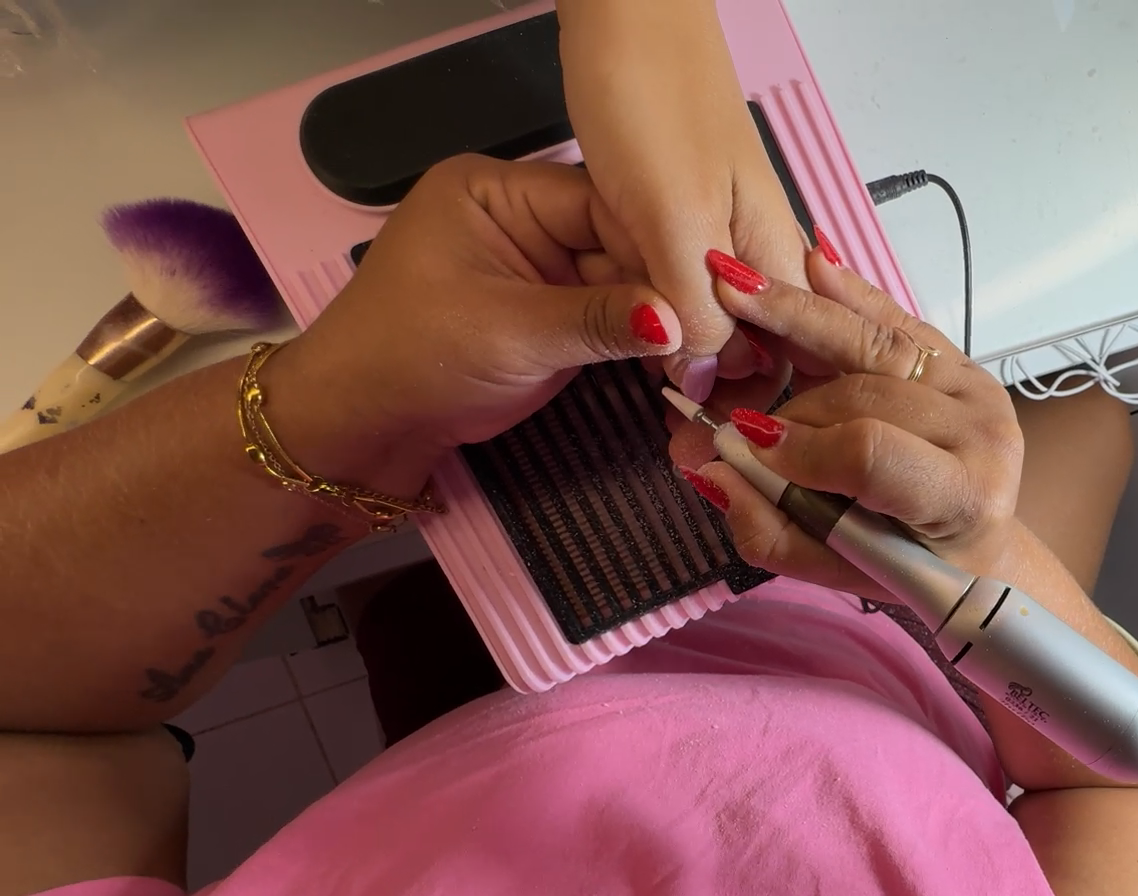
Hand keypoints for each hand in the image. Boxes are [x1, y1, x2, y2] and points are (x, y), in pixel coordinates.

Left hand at [268, 155, 679, 493]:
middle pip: (625, 244)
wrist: (374, 422)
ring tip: (716, 353)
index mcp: (501, 192)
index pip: (603, 204)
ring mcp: (552, 270)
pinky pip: (624, 317)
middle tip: (726, 332)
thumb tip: (684, 323)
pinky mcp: (566, 313)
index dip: (658, 245)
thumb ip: (599, 321)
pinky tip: (687, 361)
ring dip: (669, 321)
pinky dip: (652, 341)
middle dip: (670, 290)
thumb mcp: (512, 332)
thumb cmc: (418, 357)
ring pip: (632, 284)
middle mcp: (531, 220)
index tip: (712, 290)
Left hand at [559, 0, 813, 396]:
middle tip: (685, 430)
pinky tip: (643, 338)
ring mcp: (723, 238)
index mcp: (775, 258)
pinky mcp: (686, 224)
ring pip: (720, 323)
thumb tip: (704, 380)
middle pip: (759, 346)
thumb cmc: (650, 100)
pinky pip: (687, 292)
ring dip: (692, 362)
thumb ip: (693, 309)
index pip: (793, 355)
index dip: (760, 400)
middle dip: (724, 391)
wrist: (622, 7)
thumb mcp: (669, 220)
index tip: (717, 435)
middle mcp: (761, 254)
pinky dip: (668, 322)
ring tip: (662, 401)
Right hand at [684, 249, 1024, 599]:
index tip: (747, 444)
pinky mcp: (960, 363)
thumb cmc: (911, 567)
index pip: (872, 452)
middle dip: (790, 402)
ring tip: (736, 285)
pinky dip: (848, 294)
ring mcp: (975, 390)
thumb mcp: (840, 572)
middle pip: (866, 394)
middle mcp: (982, 432)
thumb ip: (774, 533)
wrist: (976, 544)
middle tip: (726, 400)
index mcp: (964, 495)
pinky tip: (809, 263)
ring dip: (801, 315)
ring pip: (875, 343)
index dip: (802, 446)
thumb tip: (714, 471)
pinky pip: (895, 321)